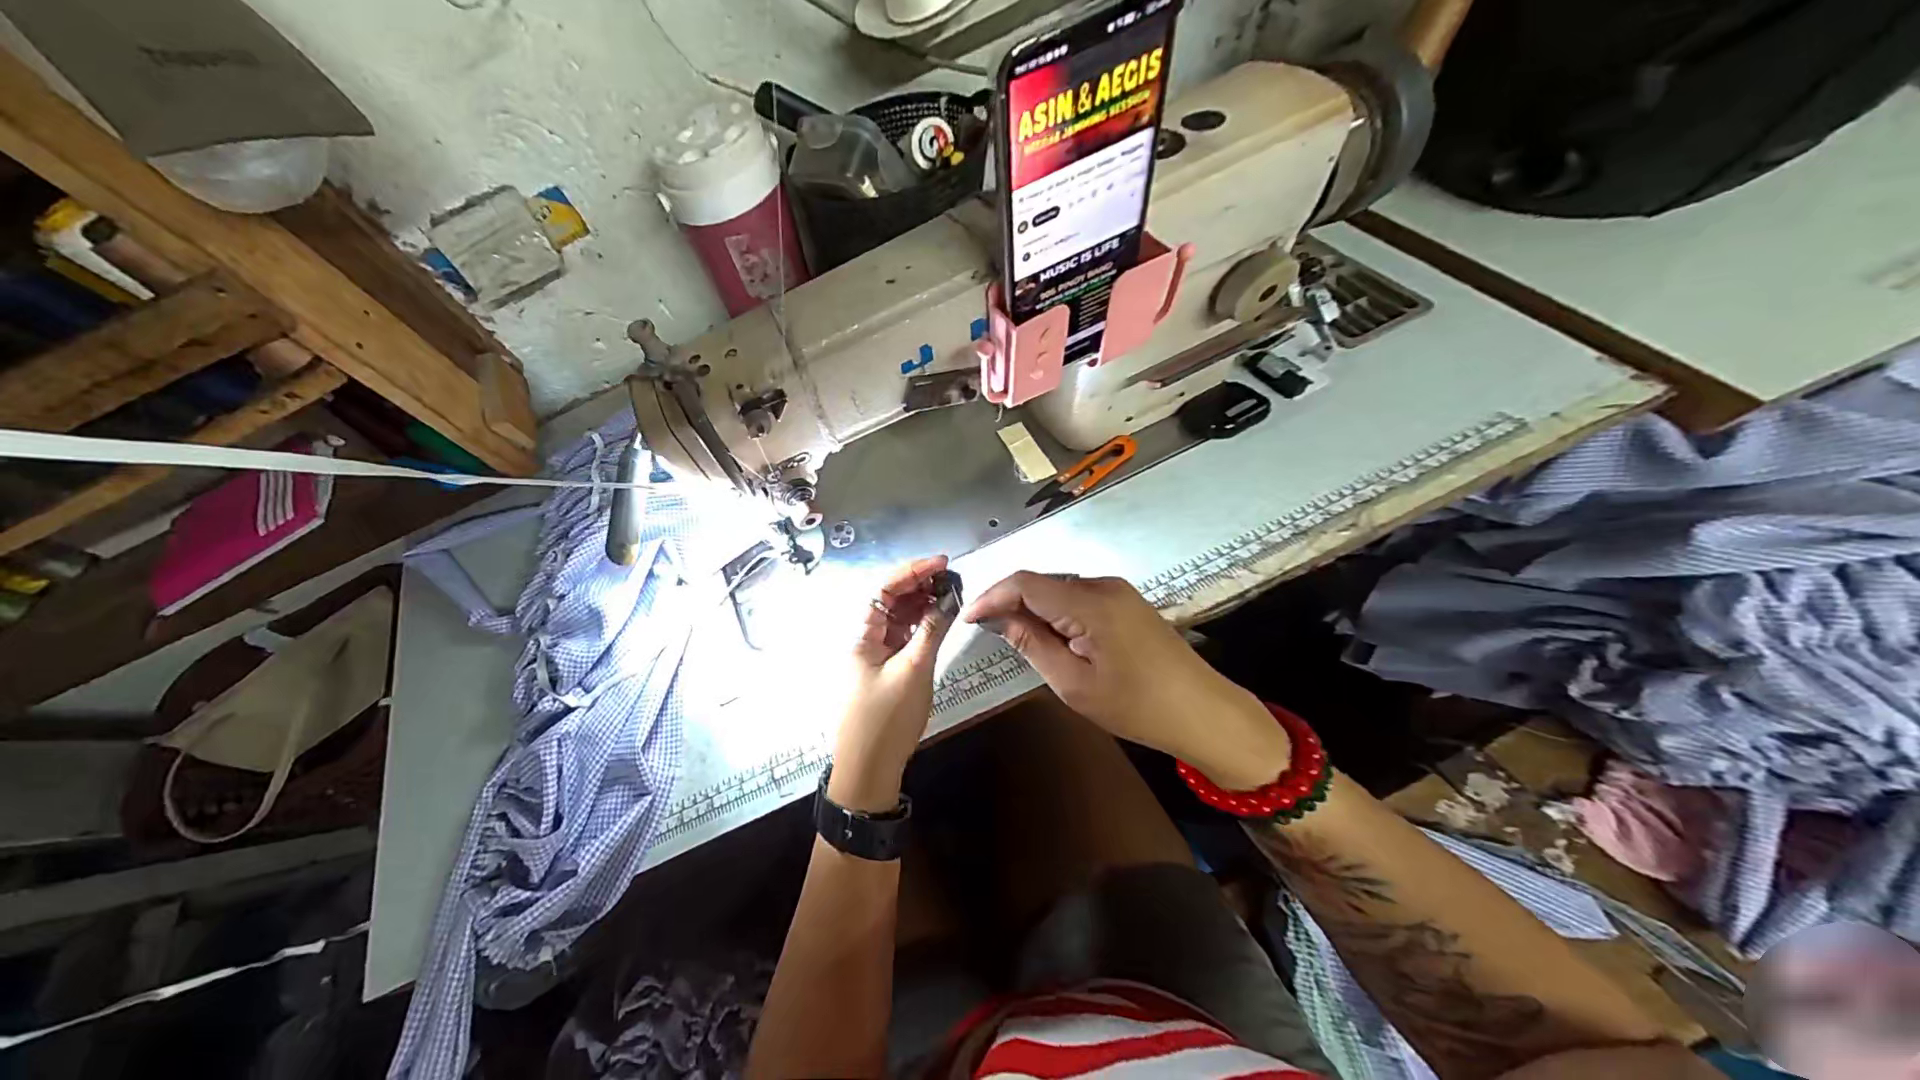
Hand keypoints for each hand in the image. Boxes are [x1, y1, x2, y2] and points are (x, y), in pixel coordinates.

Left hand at [830, 556, 955, 811]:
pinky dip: (923, 623)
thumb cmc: (886, 720)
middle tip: (949, 576)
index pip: (884, 589)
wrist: (870, 768)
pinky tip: (940, 616)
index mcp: (862, 635)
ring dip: (922, 601)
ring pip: (899, 616)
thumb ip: (931, 632)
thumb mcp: (913, 672)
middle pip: (890, 599)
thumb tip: (948, 600)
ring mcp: (878, 653)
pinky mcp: (889, 668)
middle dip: (918, 583)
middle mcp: (867, 639)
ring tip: (949, 591)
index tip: (940, 563)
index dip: (911, 571)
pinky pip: (906, 634)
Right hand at [962, 572, 1290, 790]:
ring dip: (1035, 609)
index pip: (1025, 583)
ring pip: (1060, 589)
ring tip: (1019, 640)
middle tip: (989, 633)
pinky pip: (1080, 597)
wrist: (1202, 712)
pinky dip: (1058, 613)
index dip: (991, 596)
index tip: (967, 619)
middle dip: (1011, 603)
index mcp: (1090, 603)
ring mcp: (1119, 591)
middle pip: (1042, 582)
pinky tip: (1053, 639)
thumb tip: (999, 618)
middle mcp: (1104, 585)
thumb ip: (1032, 644)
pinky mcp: (1127, 601)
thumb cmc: (1136, 706)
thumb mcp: (1073, 683)